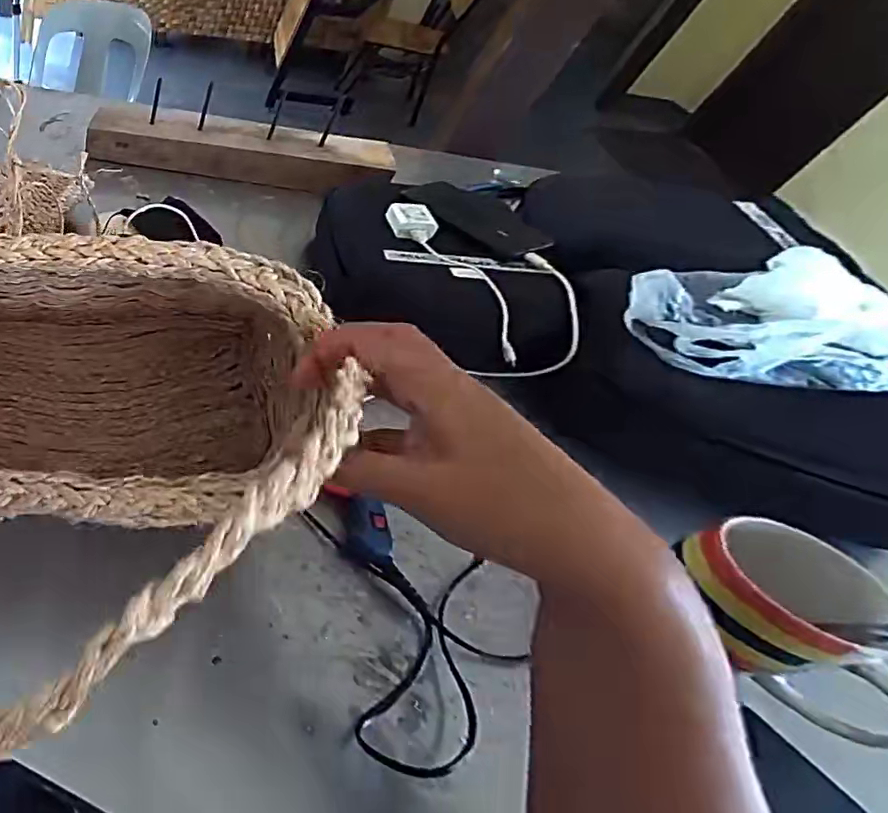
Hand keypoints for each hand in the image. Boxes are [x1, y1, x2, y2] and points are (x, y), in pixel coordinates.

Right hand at [292, 323, 667, 595]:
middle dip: (342, 349)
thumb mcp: (420, 491)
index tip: (298, 384)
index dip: (325, 351)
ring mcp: (461, 408)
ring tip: (327, 401)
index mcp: (436, 386)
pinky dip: (380, 413)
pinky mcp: (467, 432)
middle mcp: (447, 385)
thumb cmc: (504, 509)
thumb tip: (312, 461)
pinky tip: (362, 446)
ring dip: (362, 378)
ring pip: (401, 372)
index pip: (371, 341)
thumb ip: (359, 470)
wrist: (589, 546)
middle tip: (311, 377)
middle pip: (389, 341)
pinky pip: (413, 405)